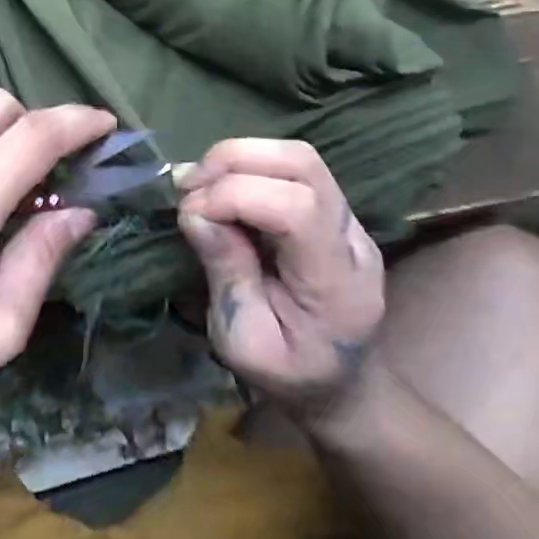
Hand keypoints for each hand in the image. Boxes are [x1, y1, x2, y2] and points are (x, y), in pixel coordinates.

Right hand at [175, 139, 385, 416]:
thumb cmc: (290, 373)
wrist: (341, 383)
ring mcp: (345, 219)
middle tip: (188, 188)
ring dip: (235, 158)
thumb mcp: (245, 342)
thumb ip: (226, 276)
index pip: (297, 207)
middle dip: (233, 161)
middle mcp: (351, 238)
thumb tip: (196, 212)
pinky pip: (286, 167)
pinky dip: (242, 166)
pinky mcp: (328, 210)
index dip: (234, 197)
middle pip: (302, 163)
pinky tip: (215, 190)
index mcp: (337, 282)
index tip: (191, 216)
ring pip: (295, 155)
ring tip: (197, 187)